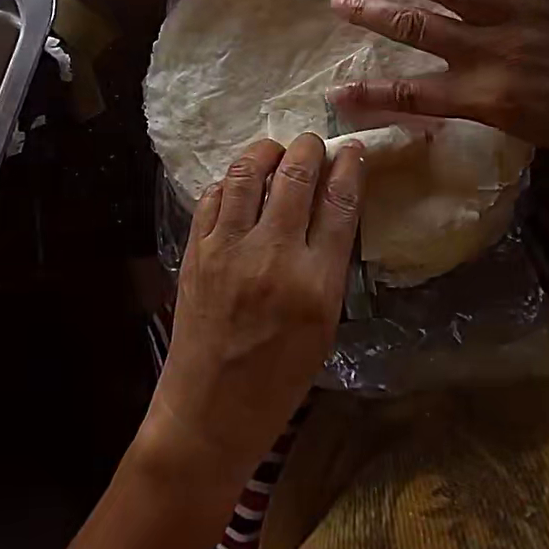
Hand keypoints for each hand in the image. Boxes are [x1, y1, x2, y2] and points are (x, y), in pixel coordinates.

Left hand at [145, 135, 364, 474]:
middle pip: (295, 178)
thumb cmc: (278, 379)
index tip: (353, 149)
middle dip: (308, 148)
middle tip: (313, 142)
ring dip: (264, 152)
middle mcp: (273, 256)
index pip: (339, 205)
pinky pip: (213, 197)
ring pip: (247, 175)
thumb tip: (329, 212)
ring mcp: (227, 249)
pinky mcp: (195, 250)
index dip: (349, 168)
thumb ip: (327, 267)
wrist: (211, 407)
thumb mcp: (324, 328)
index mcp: (316, 284)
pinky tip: (238, 182)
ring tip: (275, 150)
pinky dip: (229, 181)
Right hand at [328, 0, 548, 163]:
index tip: (334, 92)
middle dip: (370, 14)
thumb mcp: (523, 129)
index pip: (410, 94)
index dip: (367, 93)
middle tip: (340, 2)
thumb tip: (438, 85)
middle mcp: (495, 52)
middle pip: (415, 28)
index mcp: (487, 97)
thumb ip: (475, 102)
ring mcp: (523, 13)